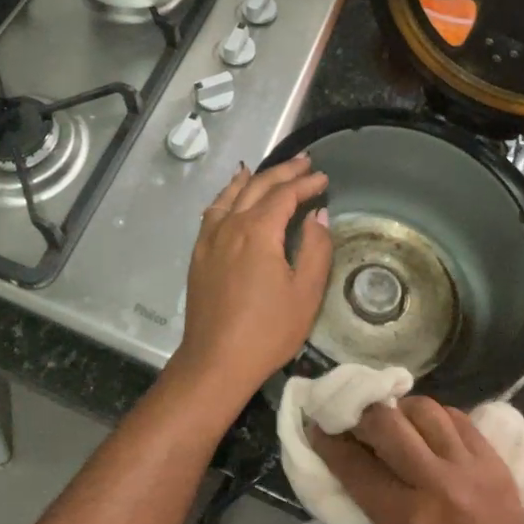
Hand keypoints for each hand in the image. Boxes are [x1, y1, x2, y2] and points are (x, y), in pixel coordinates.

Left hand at [166, 154, 332, 404]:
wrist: (215, 360)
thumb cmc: (267, 330)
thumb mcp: (305, 293)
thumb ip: (315, 248)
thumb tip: (317, 214)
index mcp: (258, 230)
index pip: (284, 195)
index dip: (305, 183)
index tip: (323, 178)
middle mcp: (231, 224)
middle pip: (257, 186)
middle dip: (283, 172)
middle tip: (304, 162)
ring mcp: (210, 237)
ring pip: (232, 194)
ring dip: (254, 179)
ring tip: (270, 169)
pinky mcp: (199, 253)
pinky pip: (214, 211)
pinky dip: (228, 195)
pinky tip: (232, 195)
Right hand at [309, 398, 523, 523]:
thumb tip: (328, 493)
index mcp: (409, 522)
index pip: (354, 464)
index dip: (328, 442)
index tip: (315, 429)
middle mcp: (439, 485)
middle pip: (386, 422)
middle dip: (359, 416)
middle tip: (347, 420)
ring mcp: (473, 469)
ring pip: (424, 409)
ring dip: (399, 412)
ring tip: (390, 425)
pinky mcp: (496, 463)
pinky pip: (458, 418)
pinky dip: (435, 418)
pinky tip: (425, 432)